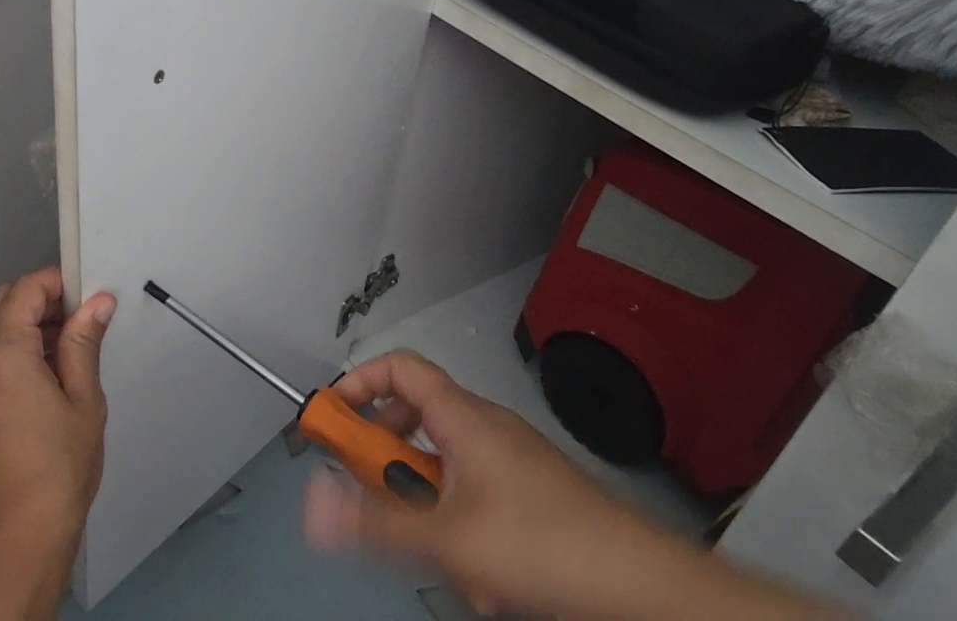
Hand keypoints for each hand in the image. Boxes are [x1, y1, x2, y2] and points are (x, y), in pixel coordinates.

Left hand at [0, 268, 115, 620]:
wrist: (15, 541)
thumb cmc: (60, 469)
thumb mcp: (83, 401)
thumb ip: (83, 344)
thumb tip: (97, 301)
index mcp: (2, 354)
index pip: (24, 291)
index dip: (55, 283)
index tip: (87, 294)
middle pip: (0, 305)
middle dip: (38, 301)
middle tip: (79, 320)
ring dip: (23, 326)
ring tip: (66, 350)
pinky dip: (9, 352)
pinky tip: (42, 378)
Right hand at [304, 350, 849, 619]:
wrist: (645, 588)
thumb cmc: (540, 545)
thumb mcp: (445, 539)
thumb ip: (373, 522)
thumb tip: (311, 503)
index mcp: (463, 417)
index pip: (399, 368)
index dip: (358, 383)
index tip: (333, 421)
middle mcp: (487, 427)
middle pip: (416, 417)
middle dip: (389, 460)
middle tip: (374, 495)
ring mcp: (513, 462)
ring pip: (445, 468)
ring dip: (428, 508)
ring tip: (439, 558)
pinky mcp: (533, 497)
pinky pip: (476, 497)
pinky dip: (462, 530)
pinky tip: (484, 583)